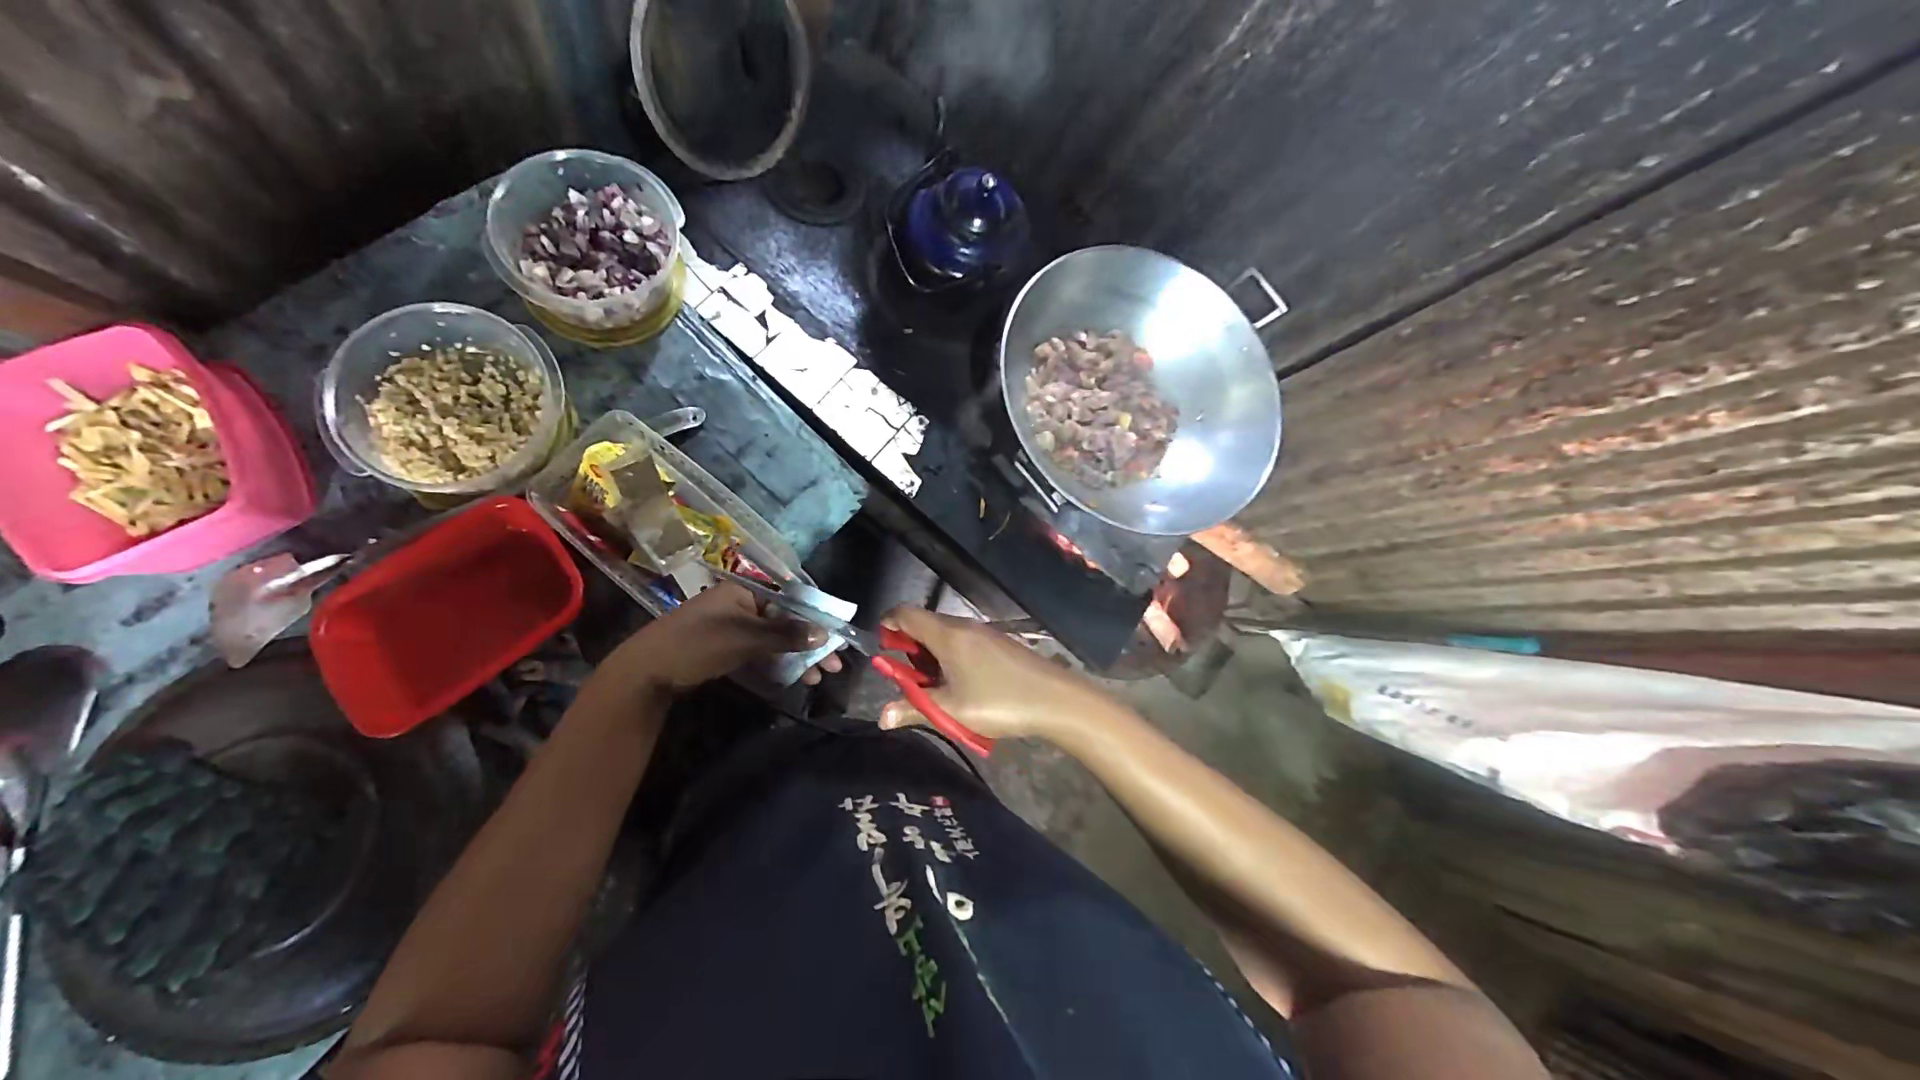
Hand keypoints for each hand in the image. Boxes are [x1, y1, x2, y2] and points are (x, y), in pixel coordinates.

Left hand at [595, 583, 844, 694]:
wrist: (646, 672)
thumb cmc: (697, 644)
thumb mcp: (745, 638)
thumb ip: (785, 634)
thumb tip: (825, 633)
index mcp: (744, 591)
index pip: (791, 600)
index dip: (817, 619)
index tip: (839, 640)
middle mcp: (740, 605)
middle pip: (786, 621)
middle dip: (812, 643)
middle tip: (834, 666)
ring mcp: (732, 627)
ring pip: (775, 640)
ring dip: (798, 657)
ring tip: (818, 677)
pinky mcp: (725, 649)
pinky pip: (760, 652)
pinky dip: (778, 663)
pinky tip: (795, 677)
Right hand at [876, 607, 1114, 742]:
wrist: (1056, 699)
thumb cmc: (999, 703)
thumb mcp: (952, 711)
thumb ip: (914, 709)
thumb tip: (881, 717)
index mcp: (948, 635)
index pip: (906, 614)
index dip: (888, 624)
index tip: (881, 647)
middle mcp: (964, 626)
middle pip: (925, 624)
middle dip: (908, 646)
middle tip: (906, 679)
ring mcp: (985, 633)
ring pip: (945, 634)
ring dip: (931, 654)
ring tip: (933, 687)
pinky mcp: (1000, 644)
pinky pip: (964, 641)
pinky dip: (951, 656)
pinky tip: (961, 685)